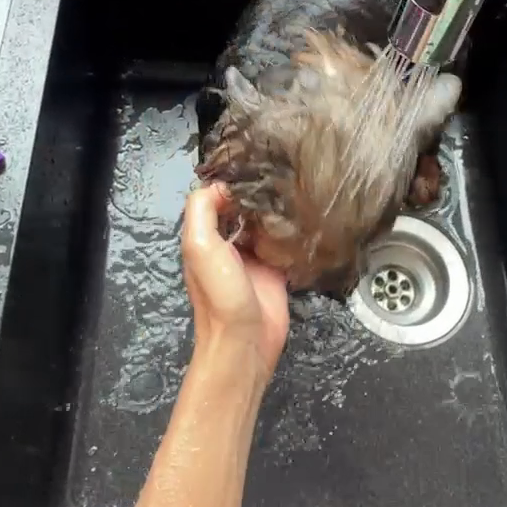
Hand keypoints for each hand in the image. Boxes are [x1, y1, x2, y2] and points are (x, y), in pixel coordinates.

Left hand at [181, 185, 289, 374]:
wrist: (246, 342)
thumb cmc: (220, 295)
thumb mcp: (199, 246)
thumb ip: (202, 210)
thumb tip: (223, 185)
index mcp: (204, 235)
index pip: (216, 197)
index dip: (231, 180)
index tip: (255, 164)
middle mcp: (227, 242)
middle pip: (242, 207)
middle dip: (258, 191)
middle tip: (282, 170)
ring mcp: (253, 255)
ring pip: (265, 221)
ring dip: (277, 208)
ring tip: (296, 186)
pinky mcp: (276, 268)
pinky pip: (284, 241)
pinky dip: (292, 229)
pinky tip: (306, 213)